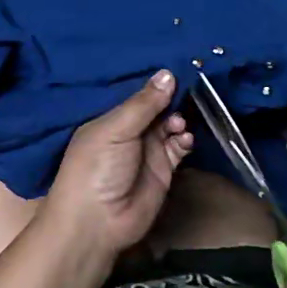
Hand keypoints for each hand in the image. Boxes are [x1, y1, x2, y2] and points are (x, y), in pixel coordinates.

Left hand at [41, 71, 194, 256]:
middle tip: (190, 89)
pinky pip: (179, 147)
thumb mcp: (115, 130)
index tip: (180, 65)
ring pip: (171, 124)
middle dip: (173, 98)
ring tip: (179, 123)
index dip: (156, 82)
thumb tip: (168, 73)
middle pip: (157, 107)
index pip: (138, 93)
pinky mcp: (164, 168)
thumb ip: (143, 103)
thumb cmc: (96, 168)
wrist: (97, 223)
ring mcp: (148, 149)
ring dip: (179, 118)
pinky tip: (184, 139)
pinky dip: (185, 140)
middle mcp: (130, 130)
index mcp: (111, 117)